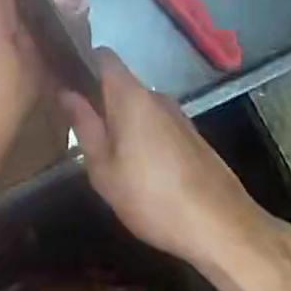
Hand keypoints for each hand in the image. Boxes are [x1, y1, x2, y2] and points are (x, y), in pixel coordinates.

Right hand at [61, 48, 290, 274]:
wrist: (227, 232)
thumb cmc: (153, 198)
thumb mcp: (103, 168)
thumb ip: (84, 125)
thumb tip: (66, 92)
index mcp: (132, 97)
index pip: (104, 57)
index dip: (82, 61)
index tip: (63, 79)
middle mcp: (157, 98)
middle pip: (121, 84)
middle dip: (98, 98)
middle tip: (77, 126)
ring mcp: (180, 118)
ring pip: (139, 107)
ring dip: (121, 120)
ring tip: (104, 151)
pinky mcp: (194, 139)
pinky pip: (157, 124)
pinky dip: (142, 135)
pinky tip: (137, 167)